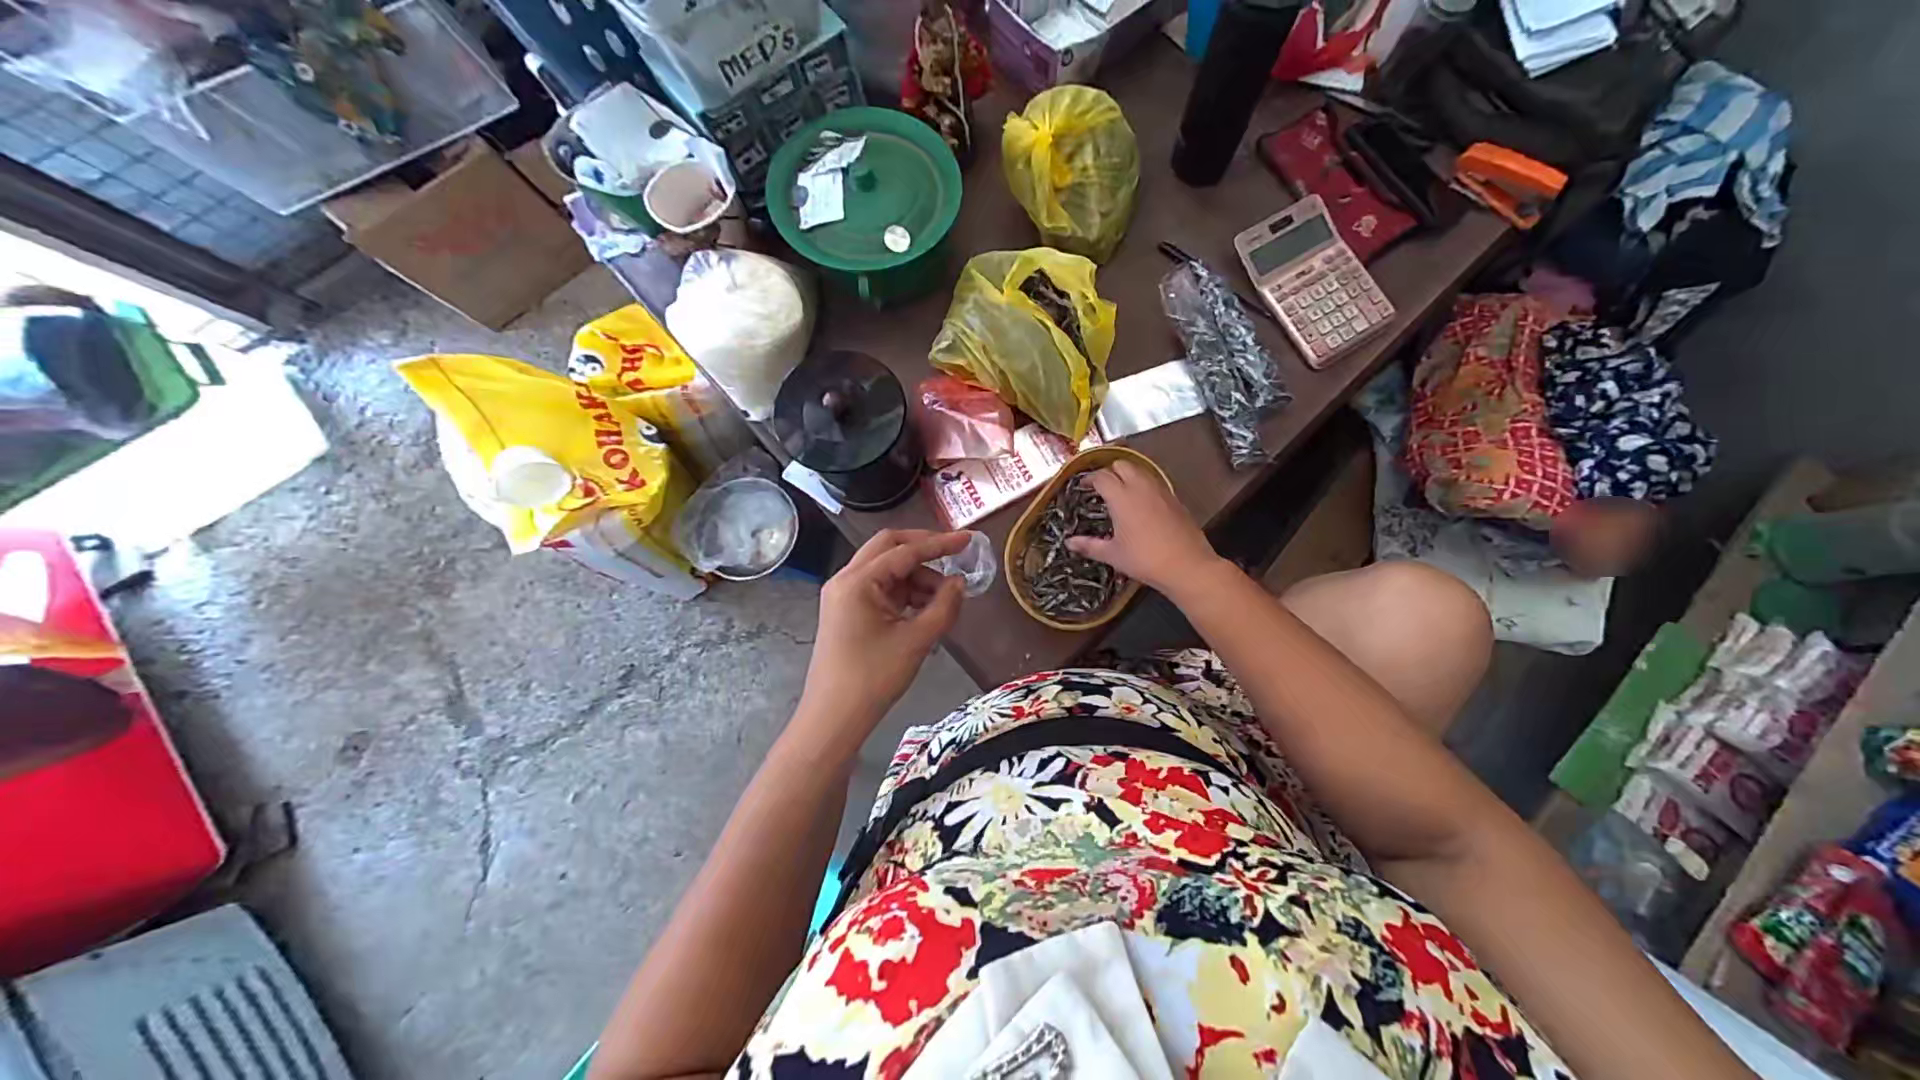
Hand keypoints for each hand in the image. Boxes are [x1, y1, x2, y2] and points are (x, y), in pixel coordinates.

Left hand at [801, 529, 968, 734]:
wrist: (834, 717)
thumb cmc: (873, 678)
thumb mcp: (916, 640)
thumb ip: (943, 606)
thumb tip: (960, 583)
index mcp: (857, 581)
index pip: (904, 550)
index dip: (939, 544)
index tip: (967, 540)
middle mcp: (846, 580)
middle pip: (889, 548)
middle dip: (924, 551)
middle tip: (955, 557)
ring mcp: (843, 595)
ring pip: (886, 569)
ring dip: (916, 576)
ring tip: (945, 598)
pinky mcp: (846, 611)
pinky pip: (880, 589)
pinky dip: (904, 592)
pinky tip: (926, 608)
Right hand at [1066, 461, 1220, 592]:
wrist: (1187, 565)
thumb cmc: (1145, 560)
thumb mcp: (1113, 554)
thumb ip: (1089, 545)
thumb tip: (1070, 542)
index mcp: (1122, 497)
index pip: (1102, 476)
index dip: (1089, 478)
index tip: (1083, 485)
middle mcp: (1141, 487)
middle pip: (1122, 465)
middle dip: (1109, 471)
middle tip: (1101, 486)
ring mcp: (1160, 491)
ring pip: (1141, 470)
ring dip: (1128, 475)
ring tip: (1120, 492)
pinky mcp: (1175, 499)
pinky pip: (1154, 482)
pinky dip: (1143, 485)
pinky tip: (1141, 504)